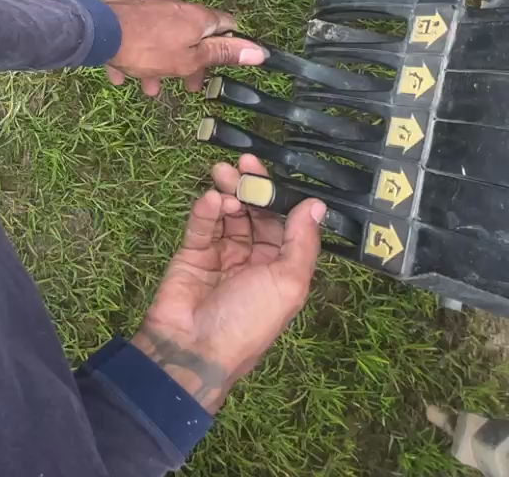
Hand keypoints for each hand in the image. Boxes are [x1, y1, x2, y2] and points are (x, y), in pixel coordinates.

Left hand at [102, 0, 265, 95]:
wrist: (97, 31)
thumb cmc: (147, 49)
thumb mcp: (189, 59)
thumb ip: (221, 54)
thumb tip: (259, 51)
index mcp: (196, 16)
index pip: (226, 25)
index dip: (230, 46)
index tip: (224, 64)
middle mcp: (174, 5)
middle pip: (191, 34)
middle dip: (190, 62)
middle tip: (186, 86)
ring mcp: (146, 4)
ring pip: (159, 37)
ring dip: (157, 64)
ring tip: (147, 87)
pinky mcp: (121, 8)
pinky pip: (134, 33)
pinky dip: (132, 53)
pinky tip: (119, 74)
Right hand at [131, 155, 322, 412]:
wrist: (195, 343)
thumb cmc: (249, 319)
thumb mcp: (287, 283)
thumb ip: (300, 242)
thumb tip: (317, 204)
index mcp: (281, 270)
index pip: (282, 224)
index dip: (277, 198)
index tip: (268, 171)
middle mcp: (253, 259)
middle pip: (253, 215)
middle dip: (249, 190)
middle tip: (240, 165)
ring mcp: (220, 254)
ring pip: (226, 216)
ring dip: (226, 195)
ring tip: (221, 175)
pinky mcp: (192, 252)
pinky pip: (201, 226)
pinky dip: (204, 210)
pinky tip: (208, 199)